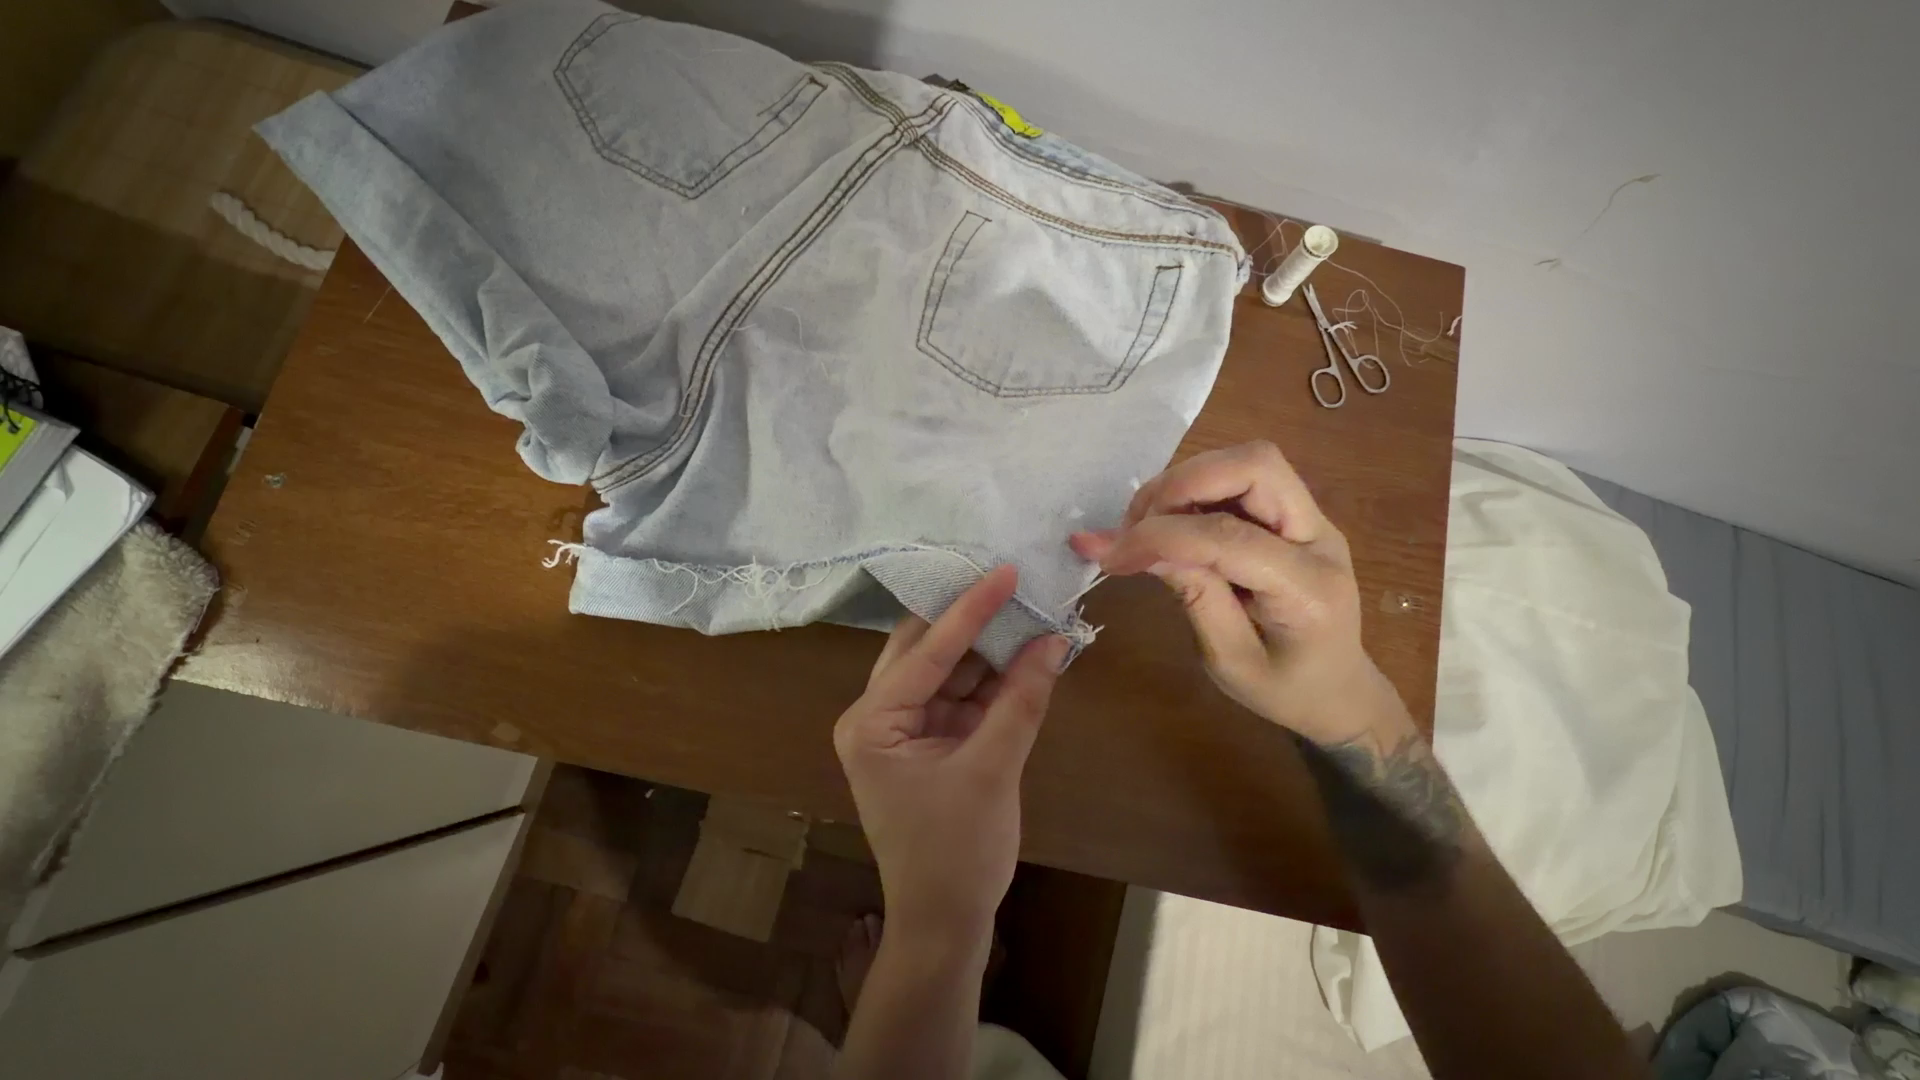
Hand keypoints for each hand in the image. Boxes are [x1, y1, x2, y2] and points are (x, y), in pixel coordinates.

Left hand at [833, 566, 1069, 944]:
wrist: (946, 923)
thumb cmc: (956, 853)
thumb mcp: (992, 771)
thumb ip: (1022, 701)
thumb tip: (1055, 640)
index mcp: (872, 721)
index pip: (926, 652)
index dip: (970, 610)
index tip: (1003, 570)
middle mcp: (879, 716)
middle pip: (929, 651)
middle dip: (973, 620)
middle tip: (1013, 579)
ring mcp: (906, 728)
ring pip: (949, 671)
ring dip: (990, 648)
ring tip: (1030, 608)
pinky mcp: (932, 742)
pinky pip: (964, 698)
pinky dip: (996, 681)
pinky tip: (1027, 654)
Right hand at [1069, 440, 1397, 744]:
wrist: (1338, 691)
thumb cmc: (1286, 690)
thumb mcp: (1230, 662)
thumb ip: (1194, 598)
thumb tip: (1143, 548)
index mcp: (1309, 590)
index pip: (1228, 536)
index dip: (1161, 536)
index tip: (1112, 555)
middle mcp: (1319, 538)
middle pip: (1255, 465)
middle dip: (1183, 483)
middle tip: (1135, 524)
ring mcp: (1310, 519)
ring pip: (1245, 462)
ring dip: (1183, 482)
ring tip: (1142, 525)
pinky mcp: (1292, 514)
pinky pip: (1239, 478)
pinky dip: (1193, 489)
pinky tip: (1166, 522)